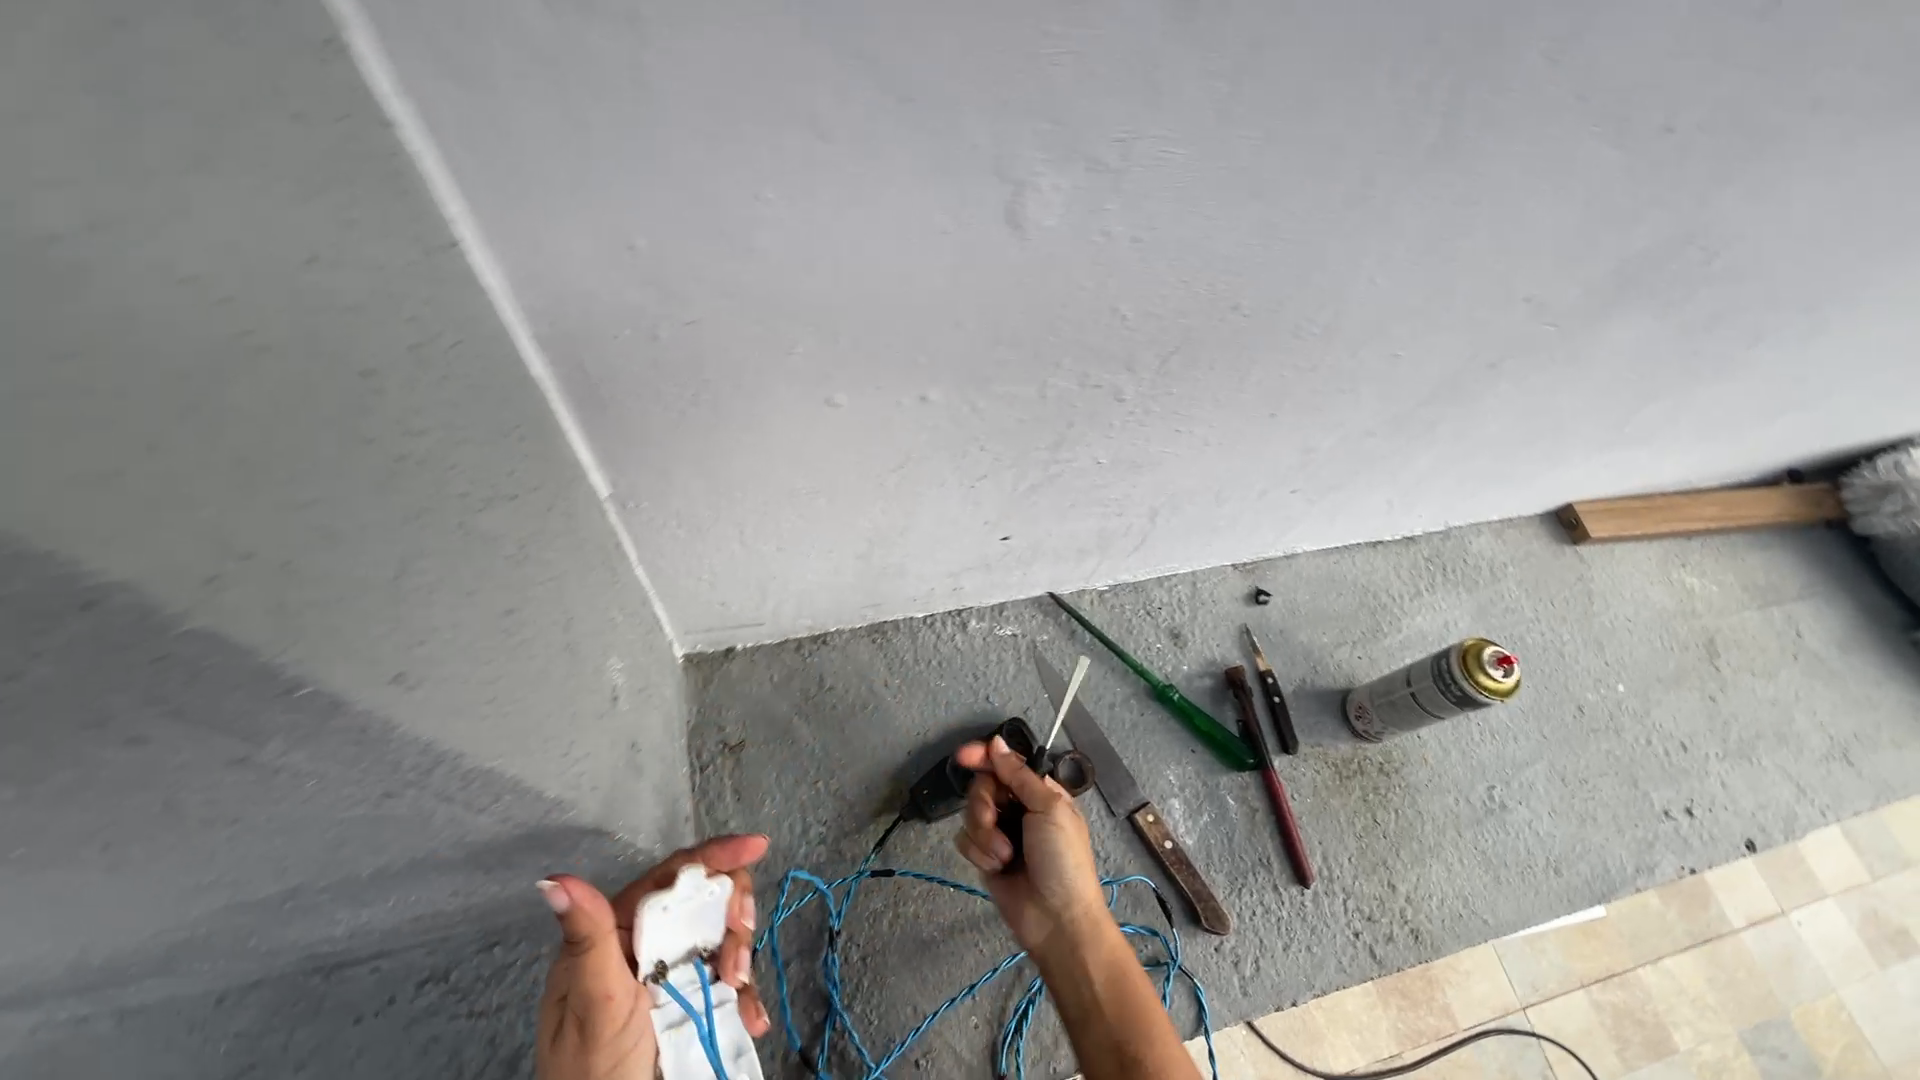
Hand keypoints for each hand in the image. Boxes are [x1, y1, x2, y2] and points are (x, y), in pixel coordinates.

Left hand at [535, 835, 773, 1079]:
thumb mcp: (593, 1001)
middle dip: (732, 914)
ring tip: (737, 991)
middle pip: (706, 899)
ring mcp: (674, 972)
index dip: (715, 855)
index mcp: (618, 931)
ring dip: (741, 957)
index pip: (670, 876)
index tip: (757, 847)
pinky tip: (751, 1021)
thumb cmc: (591, 1069)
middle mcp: (648, 943)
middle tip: (739, 947)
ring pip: (725, 936)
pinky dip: (748, 996)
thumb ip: (589, 936)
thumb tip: (555, 880)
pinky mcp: (696, 1000)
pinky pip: (734, 981)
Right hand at [953, 735, 1110, 955]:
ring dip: (985, 833)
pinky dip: (979, 853)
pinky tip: (997, 867)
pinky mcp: (986, 857)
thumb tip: (996, 742)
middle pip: (983, 787)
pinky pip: (965, 840)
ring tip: (1004, 855)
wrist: (1057, 919)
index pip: (1006, 765)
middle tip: (995, 820)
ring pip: (971, 813)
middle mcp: (1019, 809)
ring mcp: (1001, 834)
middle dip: (984, 804)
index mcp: (1040, 793)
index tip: (963, 756)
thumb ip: (1019, 775)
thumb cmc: (1062, 859)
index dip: (984, 756)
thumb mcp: (1049, 809)